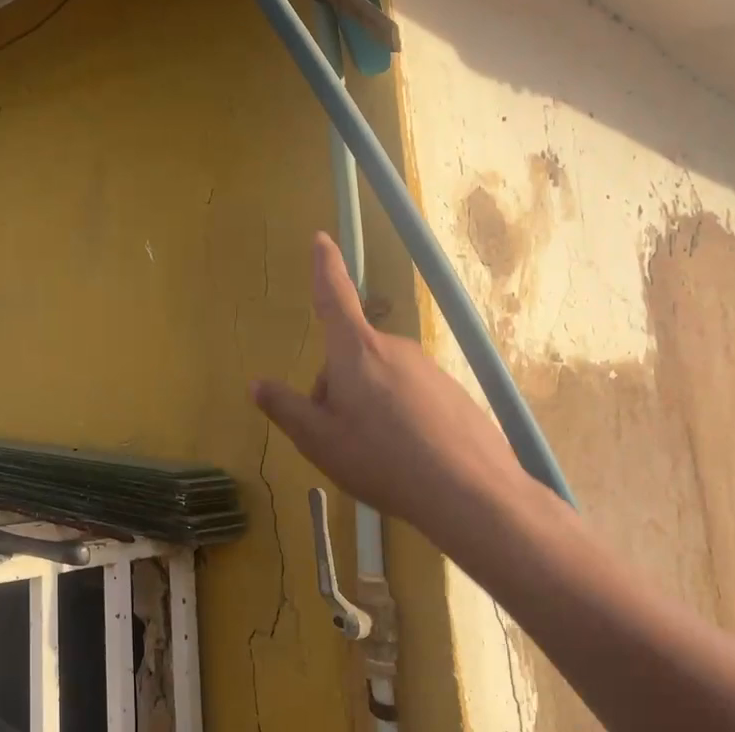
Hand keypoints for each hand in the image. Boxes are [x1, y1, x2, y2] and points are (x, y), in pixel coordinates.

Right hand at [250, 232, 531, 533]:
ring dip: (369, 404)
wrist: (476, 497)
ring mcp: (430, 371)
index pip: (334, 297)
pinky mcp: (456, 396)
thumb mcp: (318, 440)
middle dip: (337, 386)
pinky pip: (411, 396)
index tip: (321, 238)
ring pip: (380, 378)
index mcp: (356, 351)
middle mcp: (394, 349)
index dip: (324, 267)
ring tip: (377, 453)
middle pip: (350, 356)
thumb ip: (285, 408)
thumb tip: (257, 385)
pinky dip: (401, 418)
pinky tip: (408, 457)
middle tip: (339, 434)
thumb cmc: (383, 460)